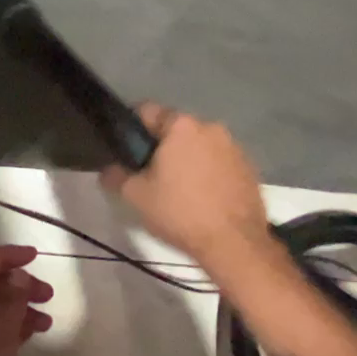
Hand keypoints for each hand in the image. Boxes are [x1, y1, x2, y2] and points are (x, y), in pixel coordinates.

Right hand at [100, 103, 271, 267]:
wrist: (235, 244)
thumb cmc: (181, 213)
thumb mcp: (137, 196)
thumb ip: (116, 176)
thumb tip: (107, 169)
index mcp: (181, 125)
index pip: (147, 111)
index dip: (132, 129)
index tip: (126, 151)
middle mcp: (209, 126)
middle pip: (176, 129)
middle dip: (162, 146)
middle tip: (151, 175)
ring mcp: (233, 146)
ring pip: (199, 145)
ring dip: (188, 159)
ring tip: (179, 189)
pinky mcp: (249, 167)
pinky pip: (219, 161)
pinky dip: (209, 172)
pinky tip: (204, 198)